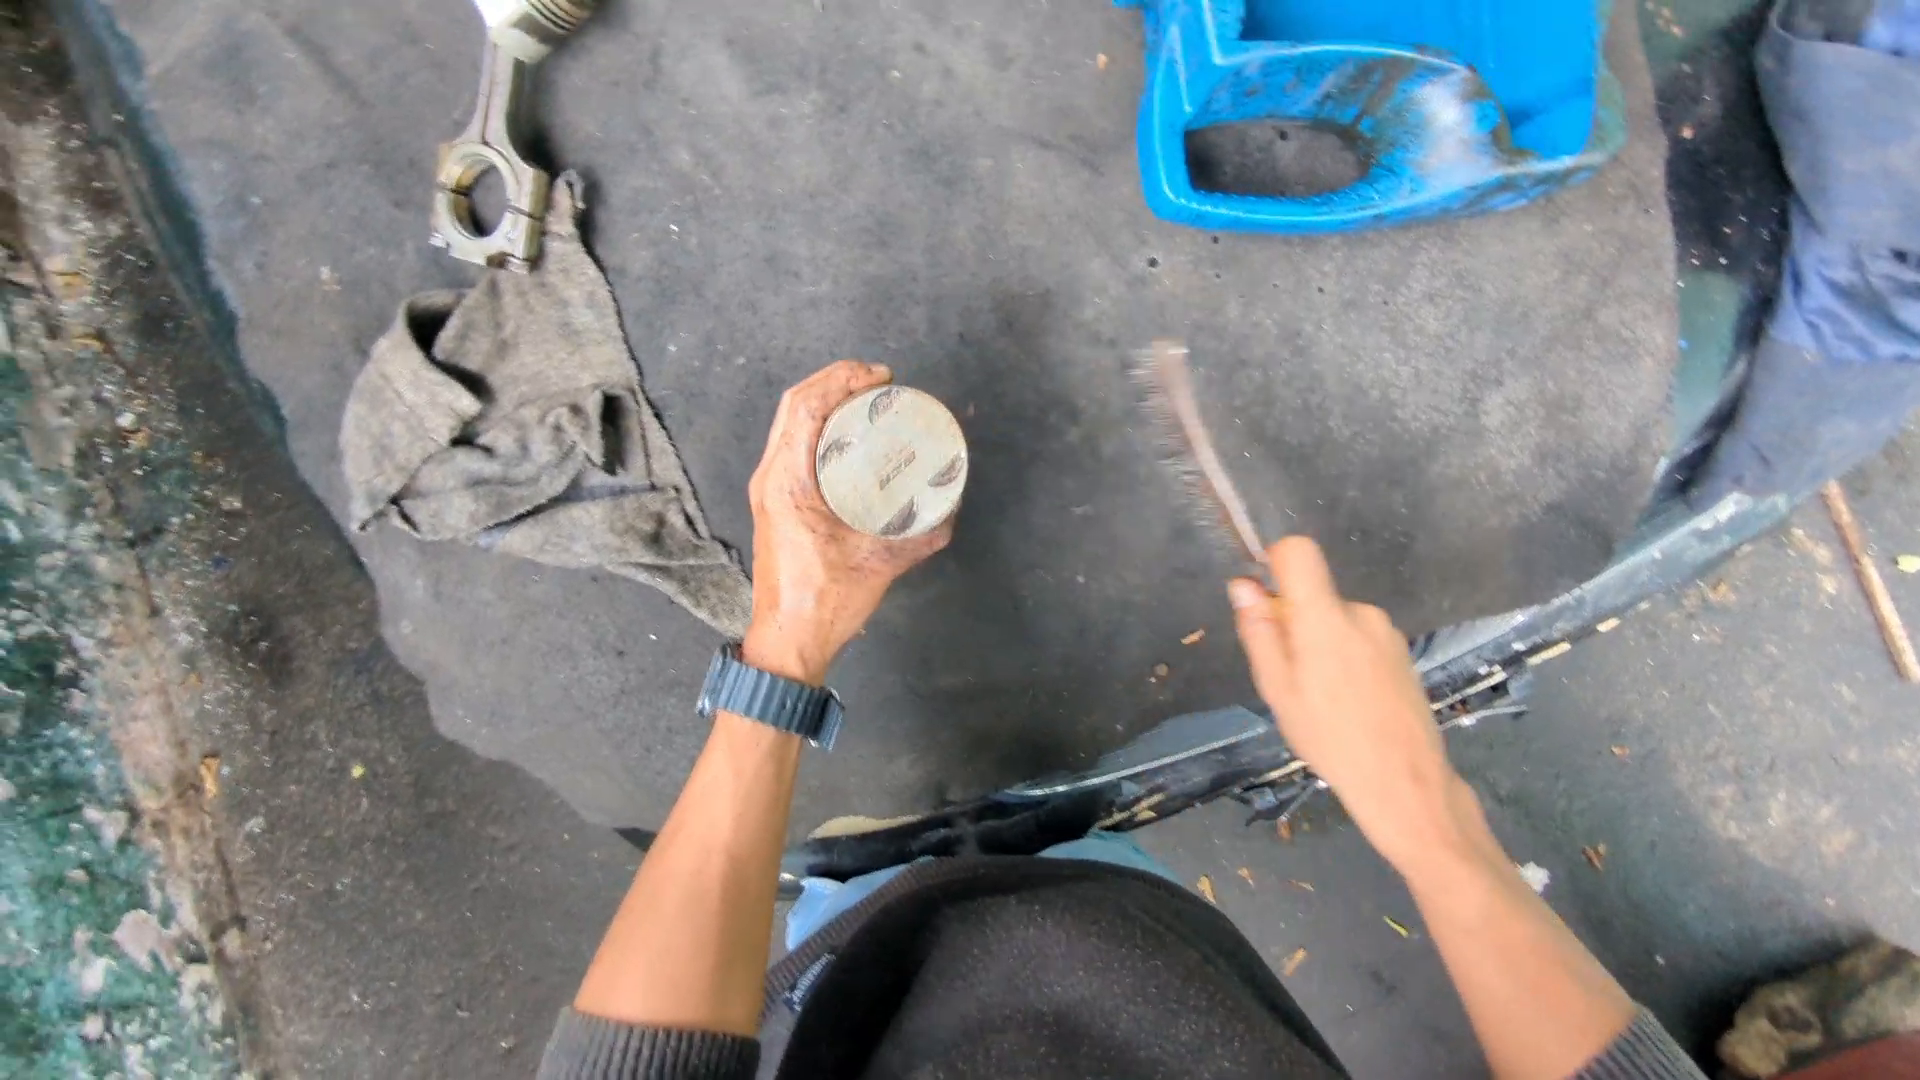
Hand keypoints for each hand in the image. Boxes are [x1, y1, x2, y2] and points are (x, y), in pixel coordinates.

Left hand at [742, 360, 953, 683]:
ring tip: (866, 400)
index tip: (881, 377)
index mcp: (788, 483)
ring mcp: (766, 487)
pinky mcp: (772, 499)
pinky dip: (816, 425)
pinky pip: (790, 442)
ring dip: (824, 400)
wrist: (786, 640)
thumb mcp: (880, 564)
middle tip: (878, 382)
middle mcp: (770, 476)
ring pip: (787, 421)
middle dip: (834, 380)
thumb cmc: (825, 602)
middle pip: (792, 404)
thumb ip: (921, 535)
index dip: (841, 379)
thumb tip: (950, 508)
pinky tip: (848, 435)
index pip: (805, 407)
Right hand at [1229, 537, 1476, 872]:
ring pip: (1335, 619)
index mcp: (1325, 618)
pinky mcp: (1402, 651)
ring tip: (1320, 696)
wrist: (1405, 782)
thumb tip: (1243, 585)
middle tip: (1289, 677)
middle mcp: (1360, 612)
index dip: (1274, 562)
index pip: (1298, 552)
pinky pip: (1358, 637)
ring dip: (1319, 644)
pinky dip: (1344, 657)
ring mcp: (1386, 632)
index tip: (1264, 599)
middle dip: (1293, 623)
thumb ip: (1260, 632)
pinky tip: (1348, 701)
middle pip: (1313, 595)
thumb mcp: (1277, 689)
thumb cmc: (1329, 737)